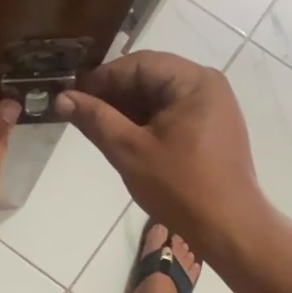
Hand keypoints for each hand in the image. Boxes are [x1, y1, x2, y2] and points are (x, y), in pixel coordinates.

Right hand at [56, 51, 266, 251]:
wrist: (229, 228)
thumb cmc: (180, 186)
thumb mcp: (129, 150)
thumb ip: (95, 119)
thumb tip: (62, 98)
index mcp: (194, 81)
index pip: (137, 64)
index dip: (101, 78)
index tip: (72, 97)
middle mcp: (208, 85)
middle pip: (150, 76)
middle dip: (114, 93)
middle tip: (81, 113)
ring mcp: (214, 106)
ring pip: (160, 95)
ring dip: (128, 108)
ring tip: (98, 127)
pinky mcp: (213, 127)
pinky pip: (173, 112)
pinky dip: (147, 120)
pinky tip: (124, 137)